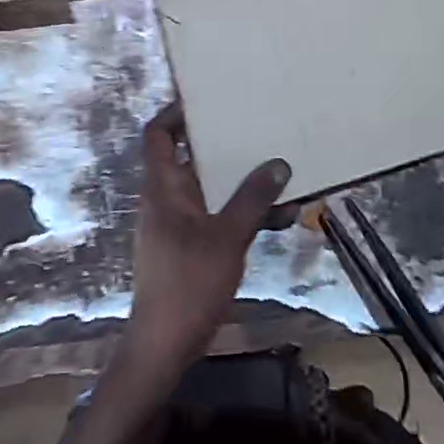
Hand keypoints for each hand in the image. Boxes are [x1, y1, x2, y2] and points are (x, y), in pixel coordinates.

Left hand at [123, 102, 292, 374]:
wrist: (165, 344)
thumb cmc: (188, 283)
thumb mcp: (226, 237)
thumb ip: (252, 199)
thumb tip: (278, 162)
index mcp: (163, 188)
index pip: (157, 135)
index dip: (175, 112)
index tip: (207, 99)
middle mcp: (168, 199)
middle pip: (192, 158)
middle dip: (227, 147)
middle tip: (259, 130)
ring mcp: (180, 224)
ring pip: (213, 191)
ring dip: (245, 186)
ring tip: (285, 177)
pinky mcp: (192, 247)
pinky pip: (220, 218)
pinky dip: (244, 215)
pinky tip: (281, 218)